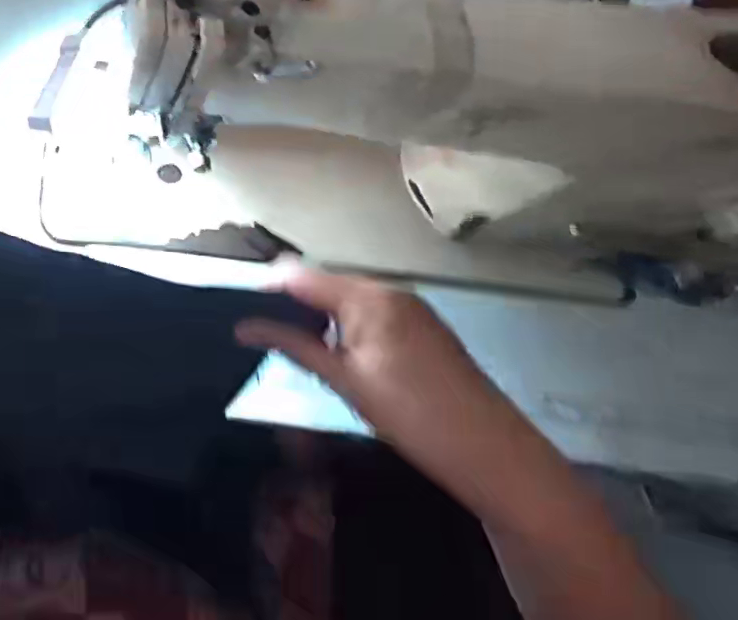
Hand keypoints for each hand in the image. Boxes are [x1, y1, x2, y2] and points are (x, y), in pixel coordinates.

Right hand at [235, 263, 544, 506]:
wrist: (502, 462)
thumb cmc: (415, 417)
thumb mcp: (343, 380)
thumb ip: (290, 343)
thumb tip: (240, 326)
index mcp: (368, 297)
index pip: (298, 276)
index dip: (264, 288)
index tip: (234, 307)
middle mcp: (389, 291)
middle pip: (322, 281)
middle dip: (289, 300)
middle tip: (260, 329)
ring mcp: (411, 308)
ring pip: (344, 297)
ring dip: (316, 313)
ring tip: (290, 341)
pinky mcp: (423, 327)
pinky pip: (368, 311)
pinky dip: (344, 323)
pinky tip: (334, 350)